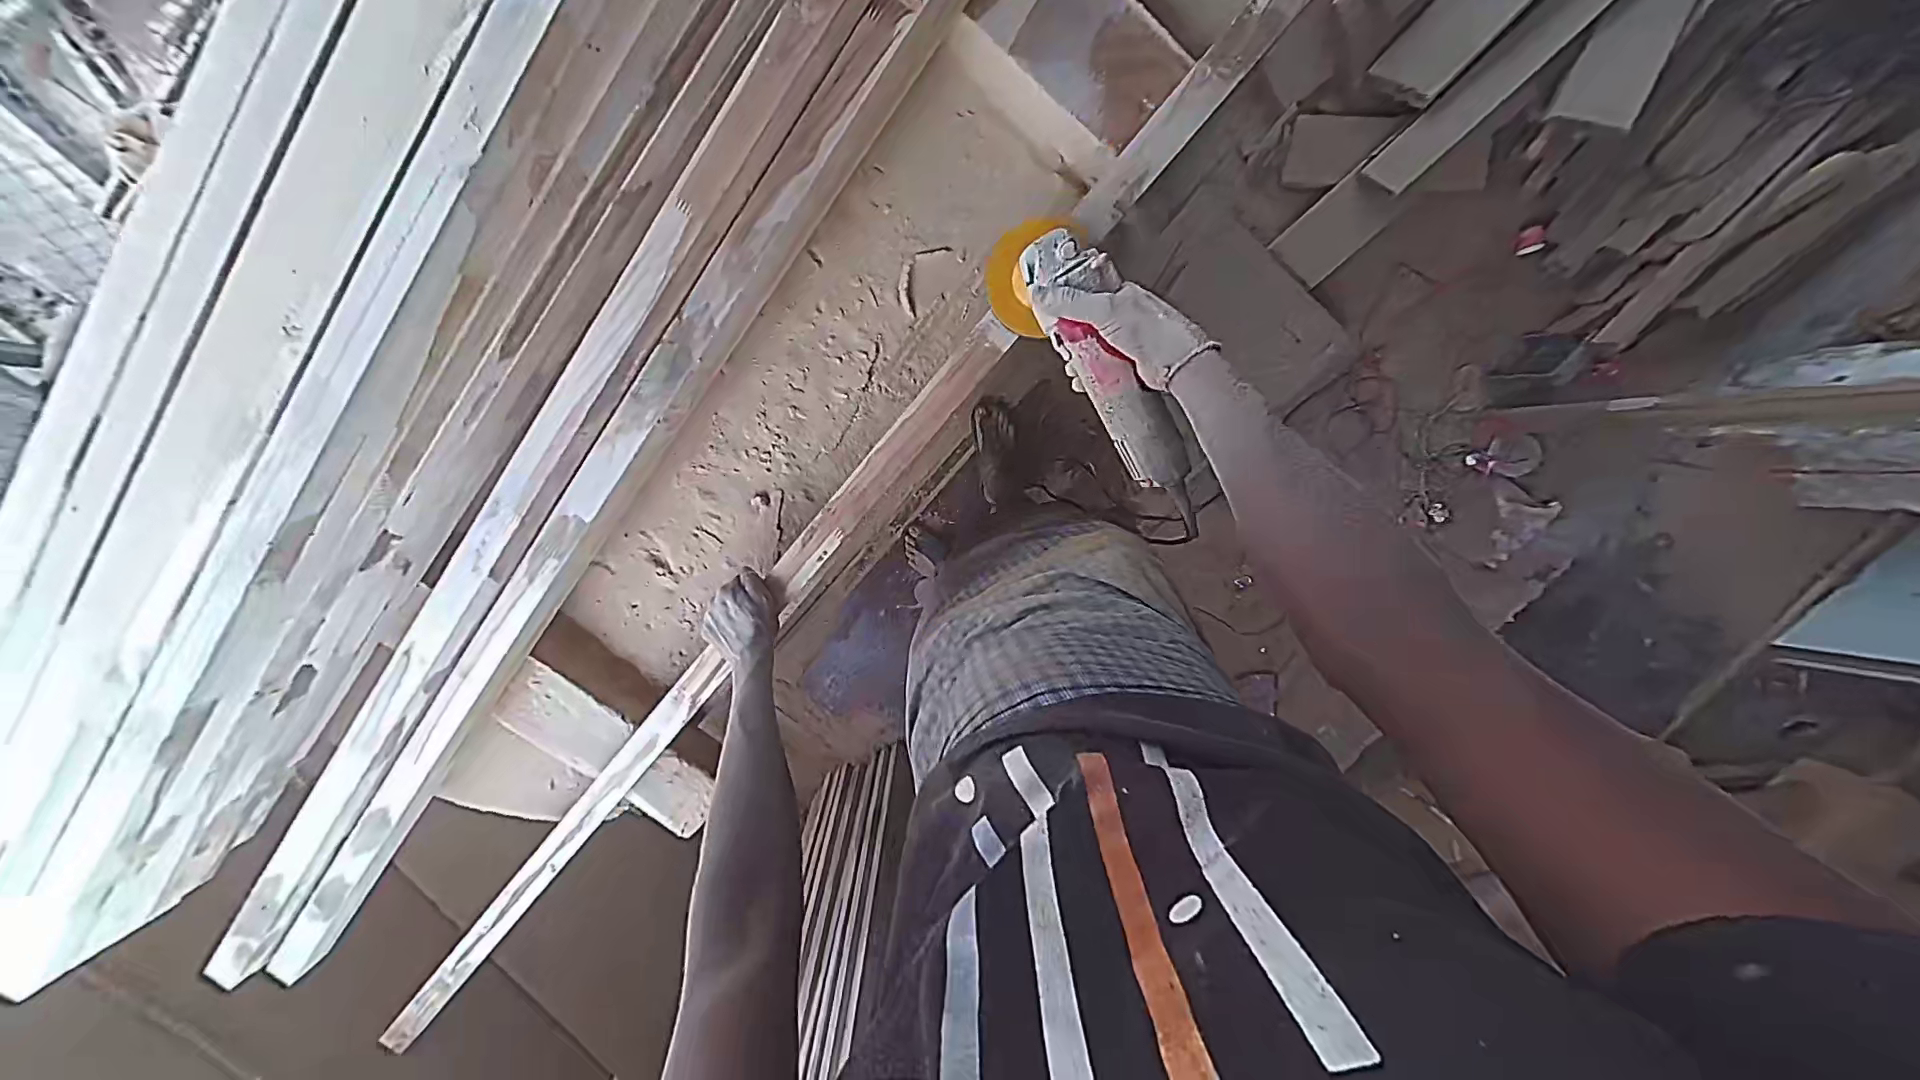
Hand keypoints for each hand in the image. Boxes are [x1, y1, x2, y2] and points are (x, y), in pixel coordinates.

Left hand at [702, 569, 774, 668]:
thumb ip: (752, 580)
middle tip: (752, 612)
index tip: (757, 599)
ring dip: (731, 611)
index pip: (741, 578)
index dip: (752, 589)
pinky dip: (724, 624)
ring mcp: (709, 616)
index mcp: (728, 589)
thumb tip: (745, 573)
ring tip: (743, 624)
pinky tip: (735, 631)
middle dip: (739, 599)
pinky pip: (716, 620)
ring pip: (722, 606)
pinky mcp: (706, 629)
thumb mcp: (766, 598)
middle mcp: (714, 600)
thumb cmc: (761, 629)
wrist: (751, 655)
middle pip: (730, 592)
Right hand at [1020, 231, 1216, 391]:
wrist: (1176, 364)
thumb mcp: (1104, 310)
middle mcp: (1123, 316)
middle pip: (1085, 324)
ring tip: (1073, 366)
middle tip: (1062, 345)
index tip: (1051, 313)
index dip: (1067, 302)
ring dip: (1078, 358)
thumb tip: (1041, 293)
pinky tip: (1084, 380)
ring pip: (1091, 347)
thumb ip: (1071, 302)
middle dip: (1070, 337)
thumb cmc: (1152, 331)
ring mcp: (1125, 341)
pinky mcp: (1126, 363)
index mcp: (1121, 294)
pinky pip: (1101, 367)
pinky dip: (1090, 374)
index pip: (1086, 293)